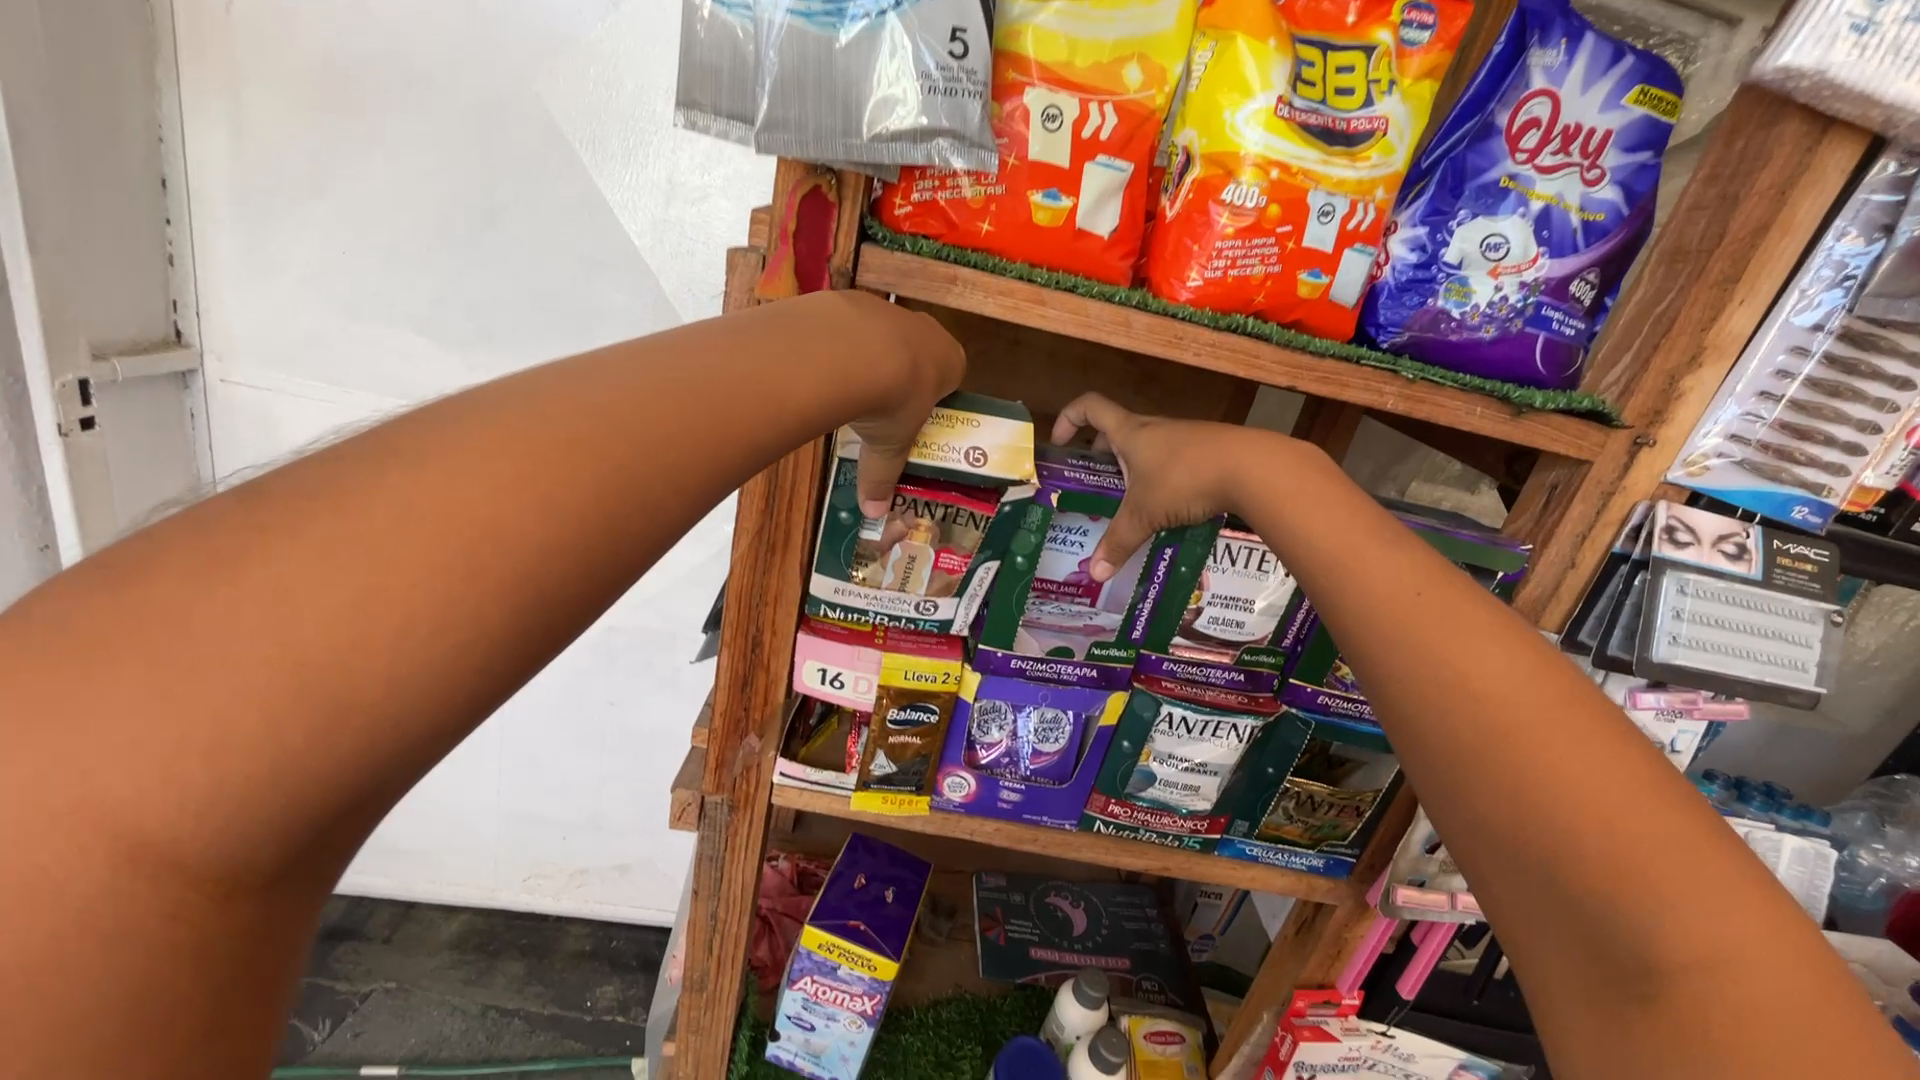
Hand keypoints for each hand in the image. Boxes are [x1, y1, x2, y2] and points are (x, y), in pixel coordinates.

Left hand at [822, 292, 964, 518]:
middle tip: (880, 405)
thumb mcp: (889, 446)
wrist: (851, 351)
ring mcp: (891, 311)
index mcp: (951, 362)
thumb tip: (874, 513)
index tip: (914, 415)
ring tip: (847, 387)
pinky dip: (839, 344)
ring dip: (870, 357)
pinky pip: (850, 326)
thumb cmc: (892, 402)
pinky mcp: (855, 300)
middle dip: (902, 375)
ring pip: (884, 336)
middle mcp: (927, 331)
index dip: (934, 396)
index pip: (952, 377)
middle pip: (919, 353)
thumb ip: (882, 477)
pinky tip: (823, 366)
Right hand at [1051, 392, 1295, 580]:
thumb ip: (1119, 541)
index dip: (1069, 418)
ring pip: (1148, 447)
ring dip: (1134, 468)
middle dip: (1102, 453)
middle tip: (1095, 482)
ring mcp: (1184, 437)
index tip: (1060, 442)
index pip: (1090, 406)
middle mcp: (1154, 428)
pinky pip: (1174, 460)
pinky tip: (1170, 508)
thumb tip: (1094, 573)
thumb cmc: (1185, 479)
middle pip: (1118, 429)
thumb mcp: (1146, 514)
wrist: (1253, 468)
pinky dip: (1163, 477)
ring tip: (1132, 502)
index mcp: (1130, 432)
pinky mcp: (1208, 451)